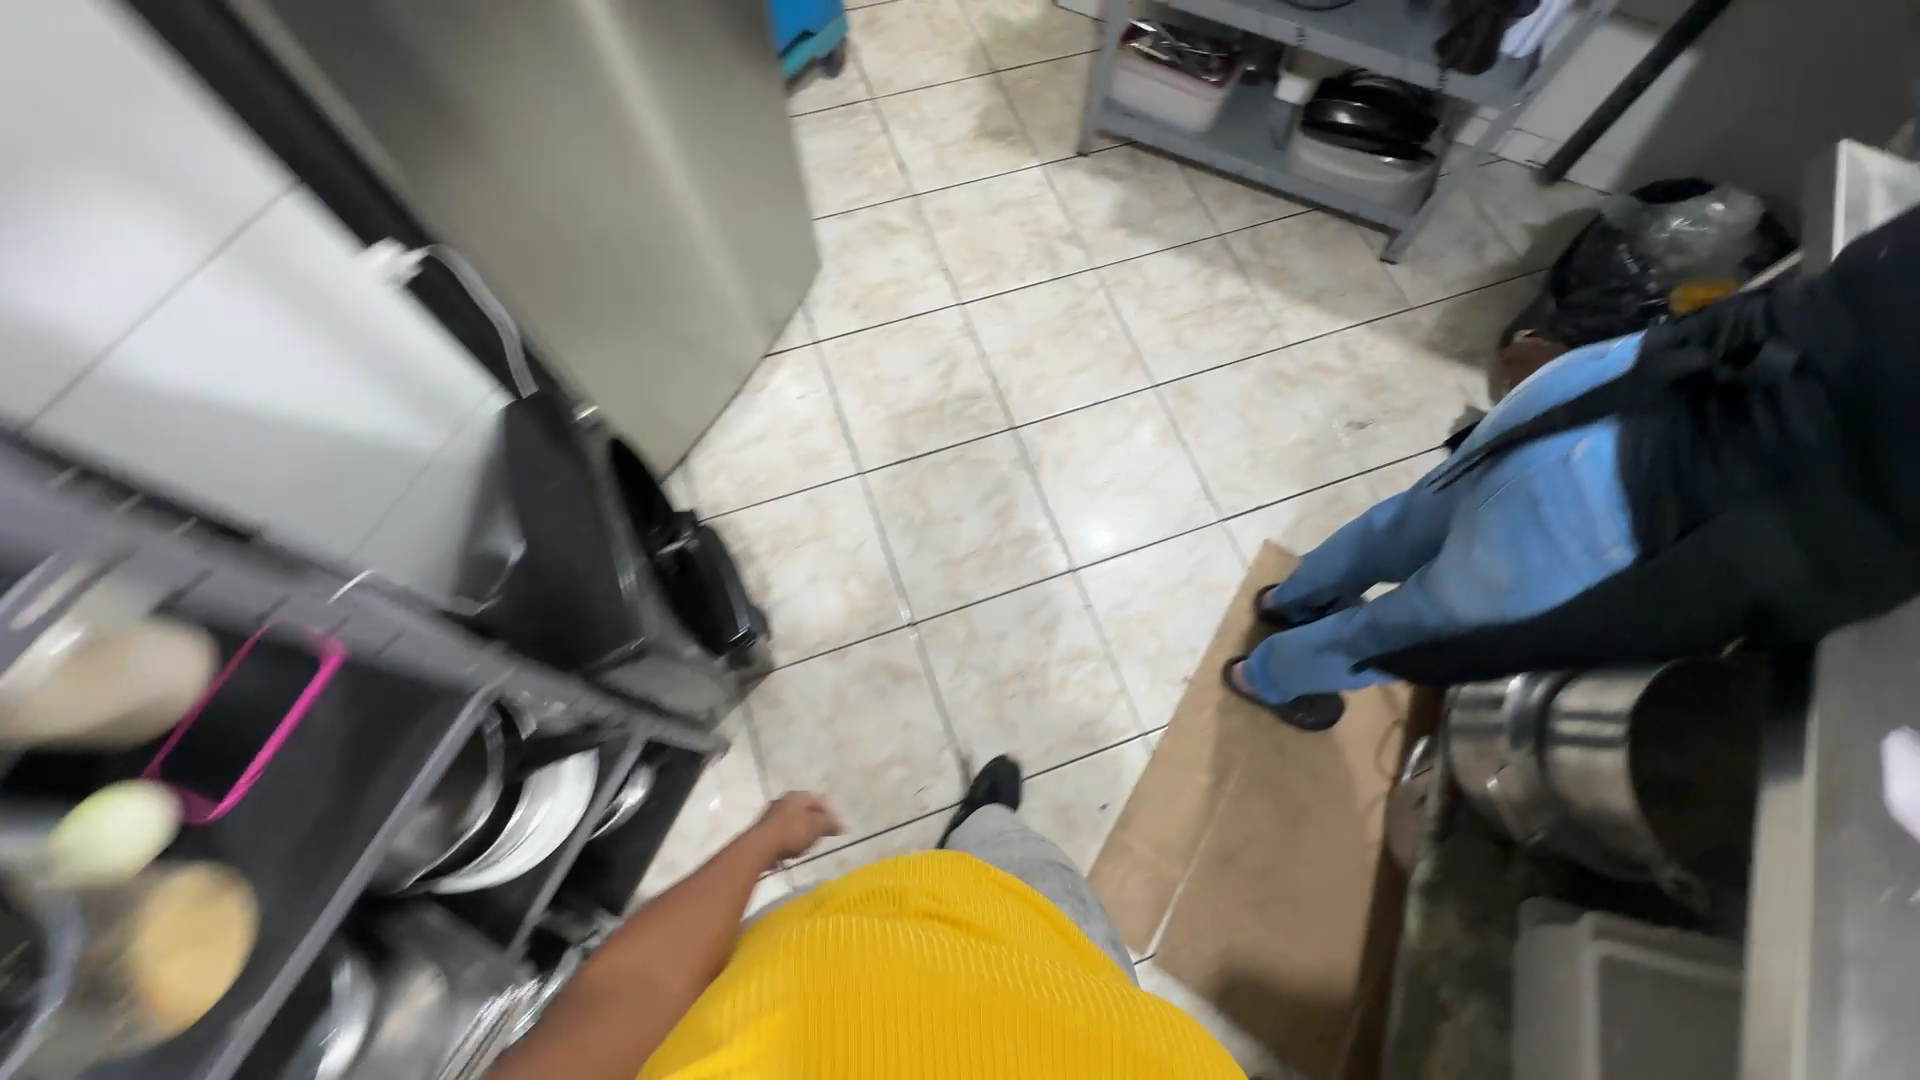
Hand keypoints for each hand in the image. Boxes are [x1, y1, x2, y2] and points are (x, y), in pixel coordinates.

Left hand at [752, 793, 842, 861]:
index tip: (834, 829)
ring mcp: (771, 813)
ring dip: (801, 831)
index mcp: (797, 795)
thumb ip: (830, 824)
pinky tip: (790, 850)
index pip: (819, 800)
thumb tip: (842, 825)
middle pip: (805, 810)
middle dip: (814, 822)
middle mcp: (783, 800)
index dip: (829, 814)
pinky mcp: (763, 828)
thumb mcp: (816, 827)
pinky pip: (782, 831)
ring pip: (793, 820)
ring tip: (806, 846)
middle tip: (821, 836)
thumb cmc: (791, 833)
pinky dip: (789, 838)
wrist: (759, 847)